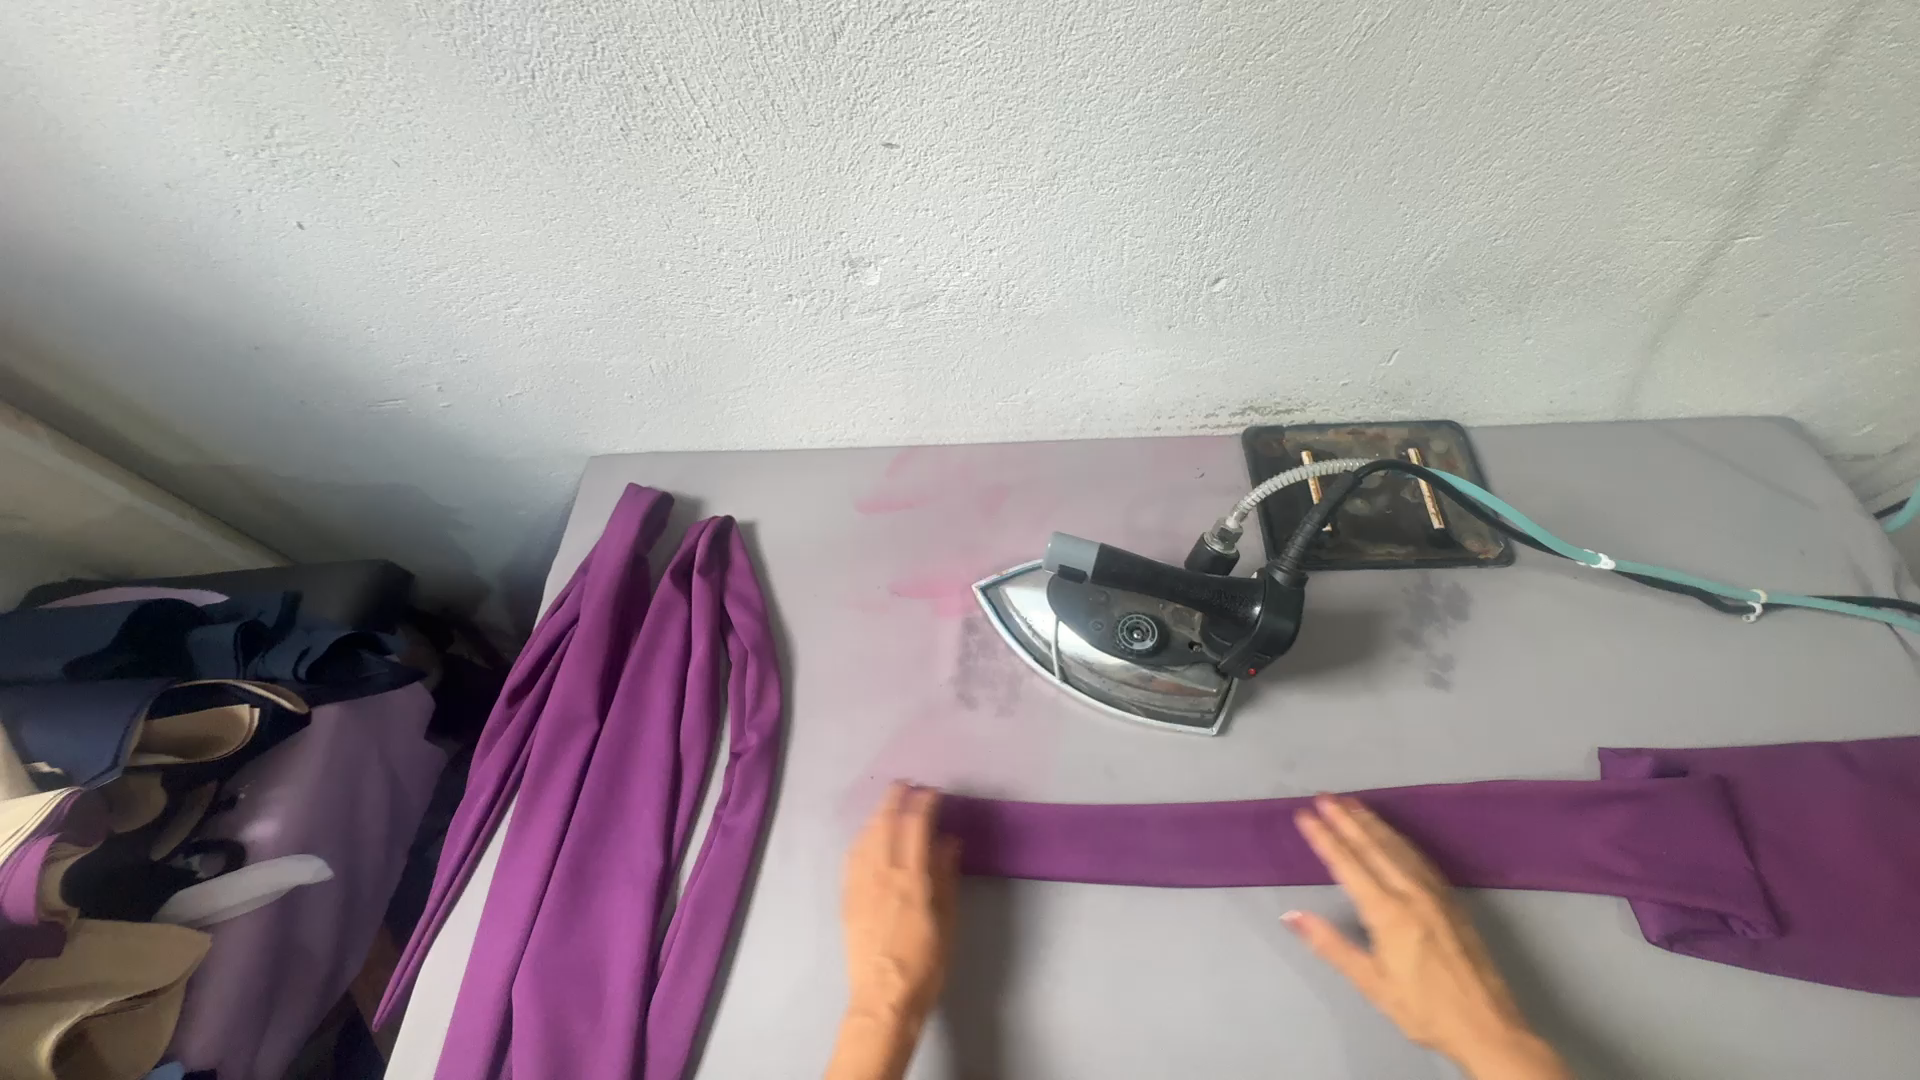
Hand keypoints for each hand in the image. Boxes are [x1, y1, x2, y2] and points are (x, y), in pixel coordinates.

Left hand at [826, 783, 959, 1079]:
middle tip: (908, 784)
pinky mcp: (848, 896)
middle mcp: (882, 872)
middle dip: (897, 797)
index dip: (924, 802)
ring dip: (879, 812)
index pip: (916, 824)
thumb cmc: (925, 963)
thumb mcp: (947, 920)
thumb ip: (946, 876)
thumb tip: (948, 841)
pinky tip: (868, 834)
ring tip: (890, 802)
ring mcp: (860, 883)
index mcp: (911, 877)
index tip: (933, 791)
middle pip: (886, 821)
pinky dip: (863, 836)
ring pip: (867, 834)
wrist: (883, 999)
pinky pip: (853, 854)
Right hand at [1286, 795, 1572, 1079]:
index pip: (1347, 864)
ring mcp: (1435, 894)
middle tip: (1325, 797)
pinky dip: (1399, 839)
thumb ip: (1330, 944)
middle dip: (1346, 820)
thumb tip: (1290, 914)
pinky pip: (1419, 858)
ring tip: (1352, 803)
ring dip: (1372, 822)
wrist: (1491, 1030)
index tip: (1305, 815)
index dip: (1324, 837)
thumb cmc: (1424, 1010)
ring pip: (1398, 847)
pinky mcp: (1452, 901)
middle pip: (1372, 846)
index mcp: (1387, 912)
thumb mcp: (1371, 982)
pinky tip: (1392, 834)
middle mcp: (1411, 893)